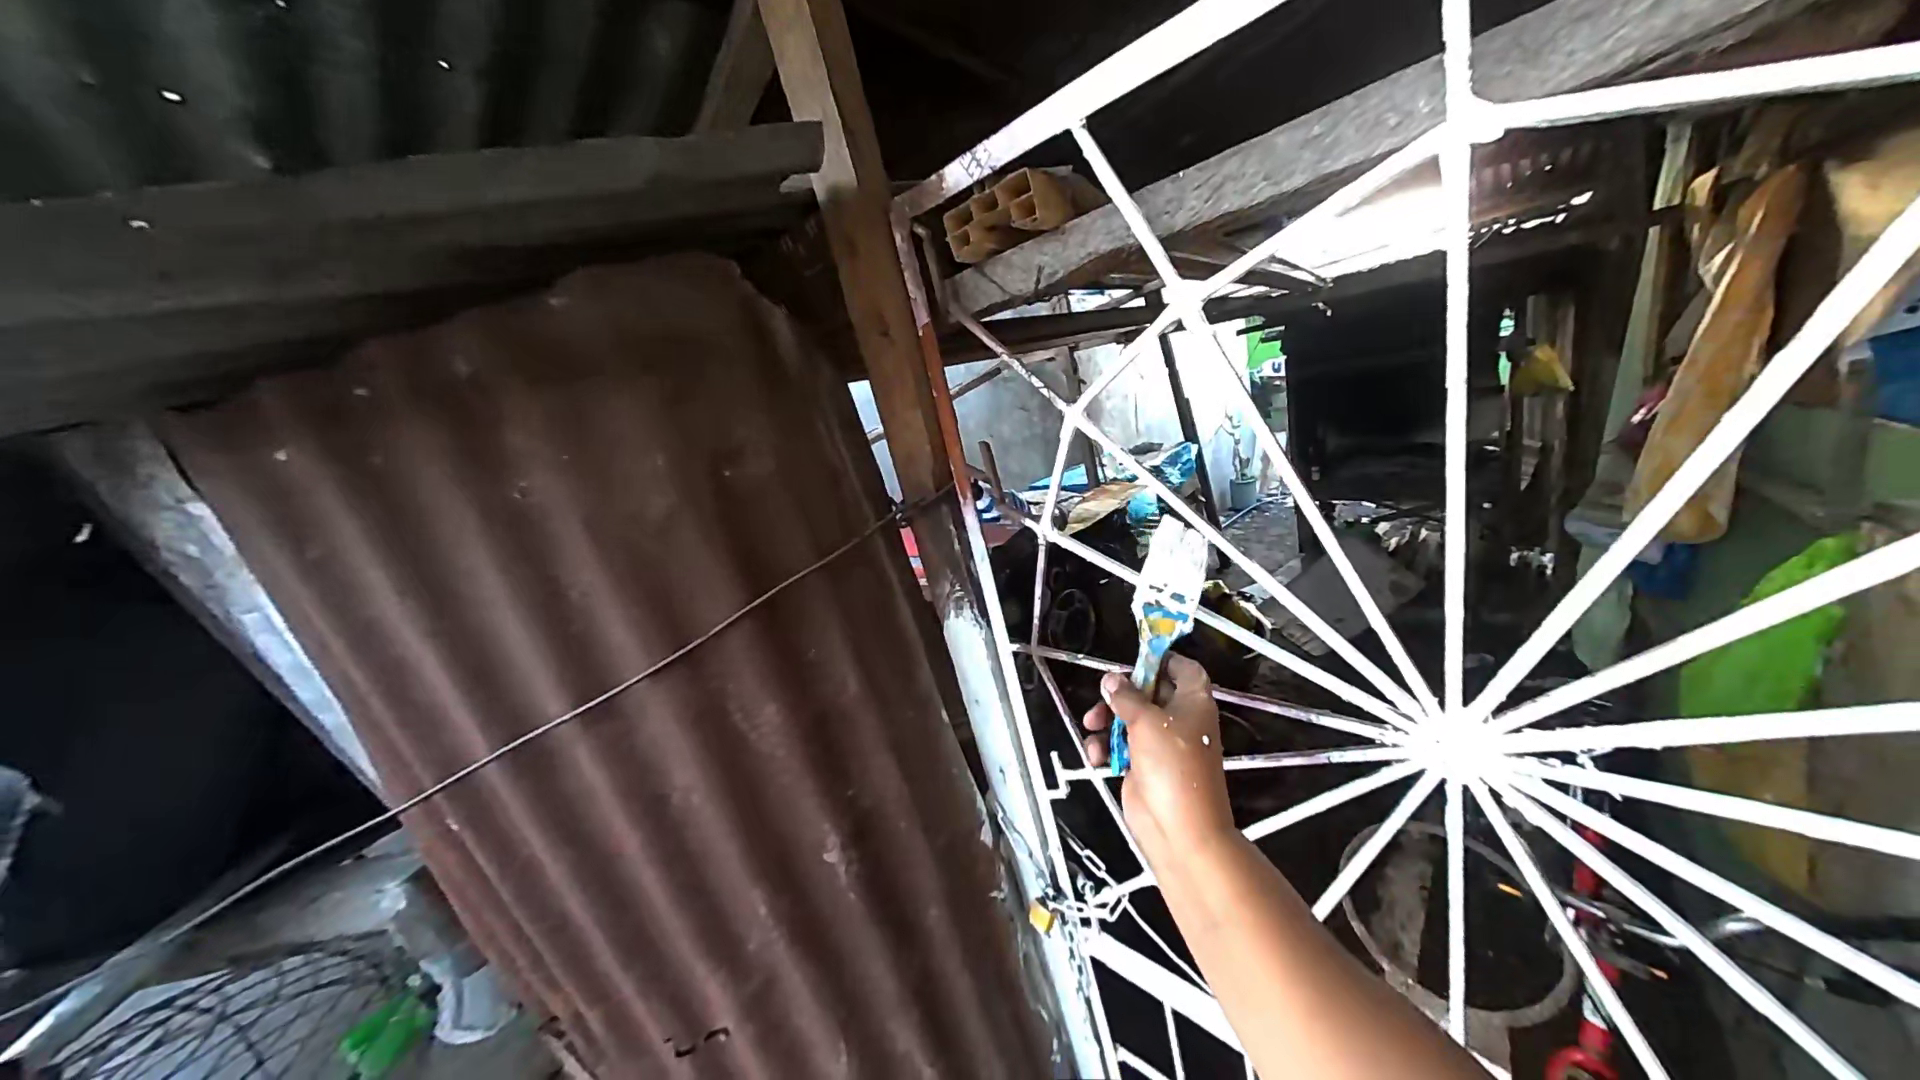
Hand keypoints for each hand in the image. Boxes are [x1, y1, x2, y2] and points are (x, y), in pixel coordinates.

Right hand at [1082, 654, 1235, 864]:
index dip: (1163, 660)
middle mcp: (1179, 720)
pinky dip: (1106, 747)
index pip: (1184, 669)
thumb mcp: (1147, 720)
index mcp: (1193, 703)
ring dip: (1106, 720)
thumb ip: (1126, 696)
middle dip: (1121, 693)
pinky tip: (1096, 755)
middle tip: (1103, 695)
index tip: (1136, 657)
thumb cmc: (1172, 765)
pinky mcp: (1143, 766)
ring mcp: (1161, 744)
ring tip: (1090, 725)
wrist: (1179, 827)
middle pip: (1149, 692)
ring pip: (1129, 718)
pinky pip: (1120, 745)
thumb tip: (1111, 679)